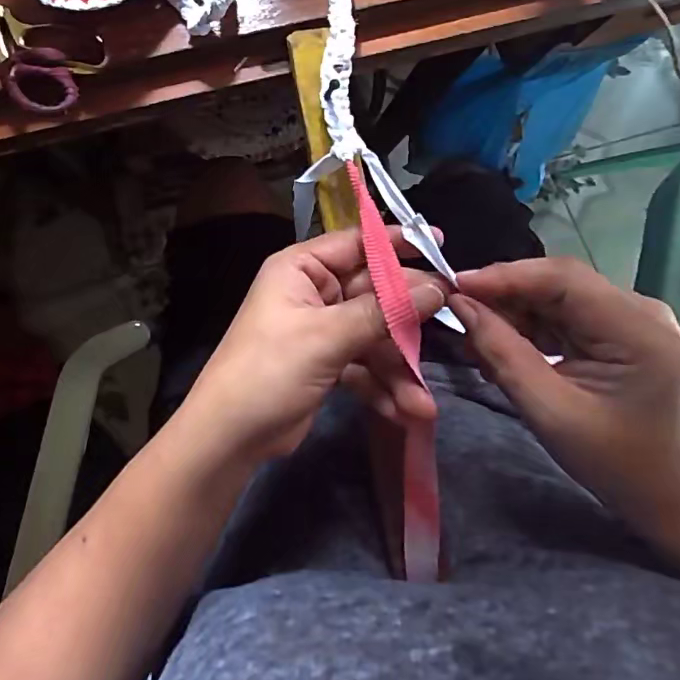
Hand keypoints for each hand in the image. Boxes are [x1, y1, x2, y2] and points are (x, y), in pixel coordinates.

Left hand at [172, 227, 445, 467]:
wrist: (229, 436)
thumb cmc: (270, 369)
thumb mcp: (327, 337)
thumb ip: (382, 311)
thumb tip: (435, 289)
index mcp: (301, 268)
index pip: (356, 243)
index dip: (397, 244)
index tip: (439, 244)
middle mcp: (312, 291)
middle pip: (372, 293)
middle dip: (406, 319)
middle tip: (449, 322)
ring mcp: (320, 329)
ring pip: (372, 334)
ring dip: (397, 367)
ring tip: (423, 403)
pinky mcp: (325, 363)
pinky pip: (362, 364)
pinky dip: (381, 385)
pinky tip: (405, 412)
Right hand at [451, 257, 679, 561]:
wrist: (663, 496)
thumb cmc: (613, 462)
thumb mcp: (549, 411)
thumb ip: (502, 353)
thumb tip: (459, 304)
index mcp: (641, 332)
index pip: (564, 279)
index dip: (506, 276)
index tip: (456, 284)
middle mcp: (641, 311)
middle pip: (558, 282)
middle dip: (504, 293)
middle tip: (457, 311)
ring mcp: (630, 316)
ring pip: (554, 293)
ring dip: (511, 309)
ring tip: (475, 335)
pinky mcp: (617, 326)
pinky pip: (561, 309)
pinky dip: (527, 322)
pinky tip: (501, 341)